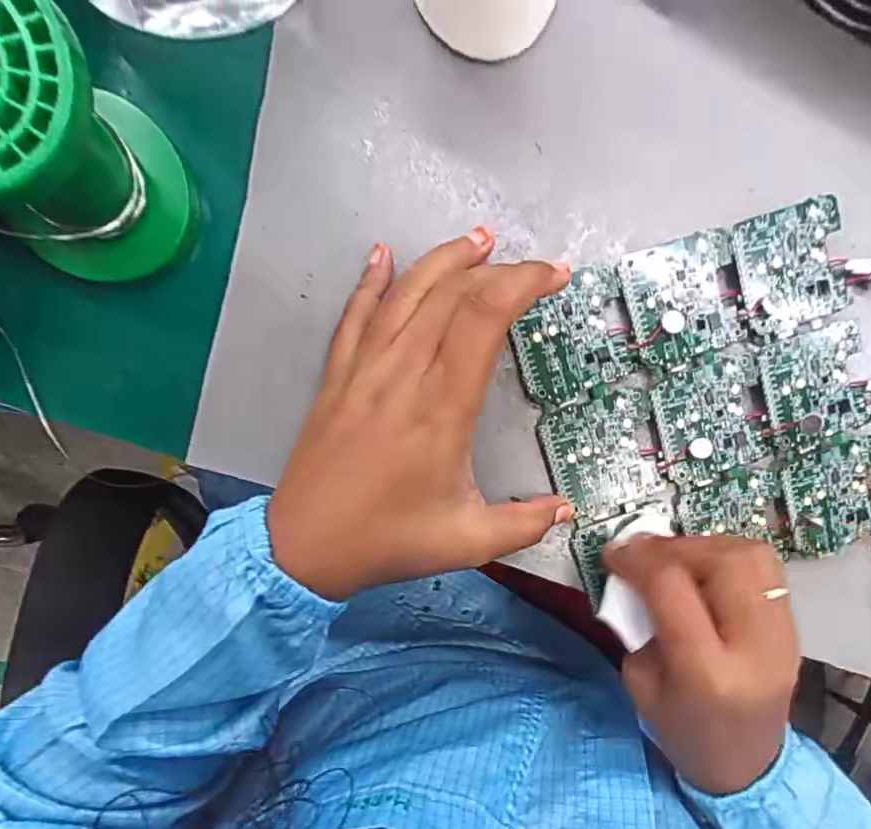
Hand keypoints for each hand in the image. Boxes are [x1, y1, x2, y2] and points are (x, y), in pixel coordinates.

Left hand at [268, 228, 574, 599]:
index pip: (485, 318)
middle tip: (526, 265)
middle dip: (494, 268)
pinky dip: (370, 282)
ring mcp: (363, 372)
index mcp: (441, 408)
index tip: (552, 277)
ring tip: (474, 240)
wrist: (305, 546)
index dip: (523, 284)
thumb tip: (565, 512)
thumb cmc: (385, 541)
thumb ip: (522, 524)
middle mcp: (402, 376)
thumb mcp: (466, 542)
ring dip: (442, 260)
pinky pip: (354, 317)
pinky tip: (382, 256)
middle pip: (450, 295)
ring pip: (404, 295)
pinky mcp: (336, 380)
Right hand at [603, 536, 800, 794]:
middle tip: (645, 553)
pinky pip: (765, 571)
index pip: (673, 589)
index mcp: (706, 672)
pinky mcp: (793, 628)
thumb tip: (637, 573)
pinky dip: (727, 558)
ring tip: (676, 558)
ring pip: (753, 557)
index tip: (612, 554)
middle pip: (725, 562)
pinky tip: (703, 571)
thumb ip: (638, 624)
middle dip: (676, 546)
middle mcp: (753, 648)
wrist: (745, 766)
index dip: (637, 560)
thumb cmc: (681, 731)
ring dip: (706, 546)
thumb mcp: (641, 682)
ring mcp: (784, 636)